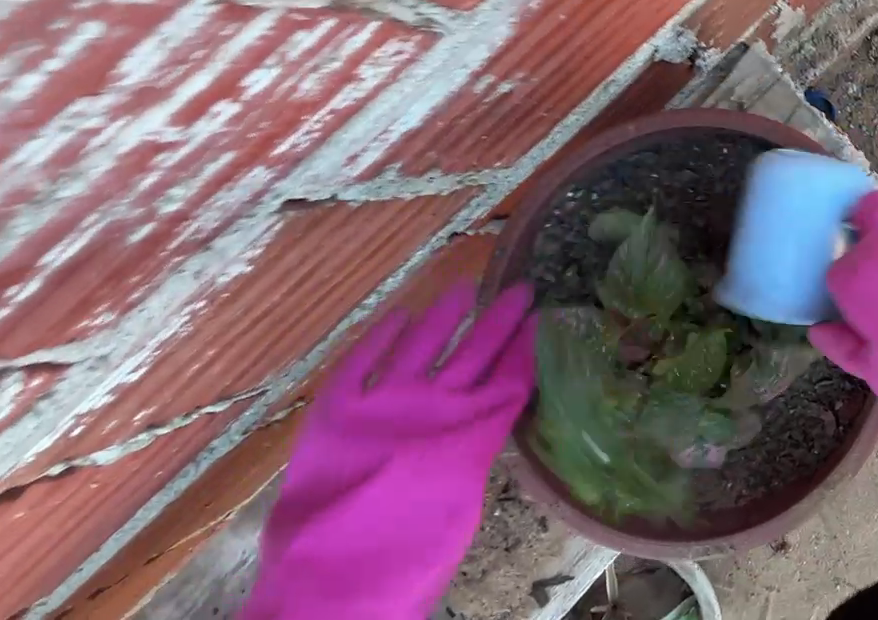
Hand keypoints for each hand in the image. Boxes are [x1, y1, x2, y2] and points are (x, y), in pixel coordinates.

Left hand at [242, 282, 534, 619]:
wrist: (334, 590)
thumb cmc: (412, 560)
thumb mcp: (464, 503)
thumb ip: (472, 453)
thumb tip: (476, 428)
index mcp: (475, 432)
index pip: (513, 375)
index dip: (528, 346)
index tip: (543, 318)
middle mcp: (438, 407)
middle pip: (479, 350)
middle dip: (503, 320)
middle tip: (522, 289)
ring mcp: (385, 404)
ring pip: (426, 343)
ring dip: (446, 315)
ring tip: (463, 289)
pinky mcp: (337, 412)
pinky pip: (361, 362)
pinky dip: (381, 337)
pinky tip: (399, 317)